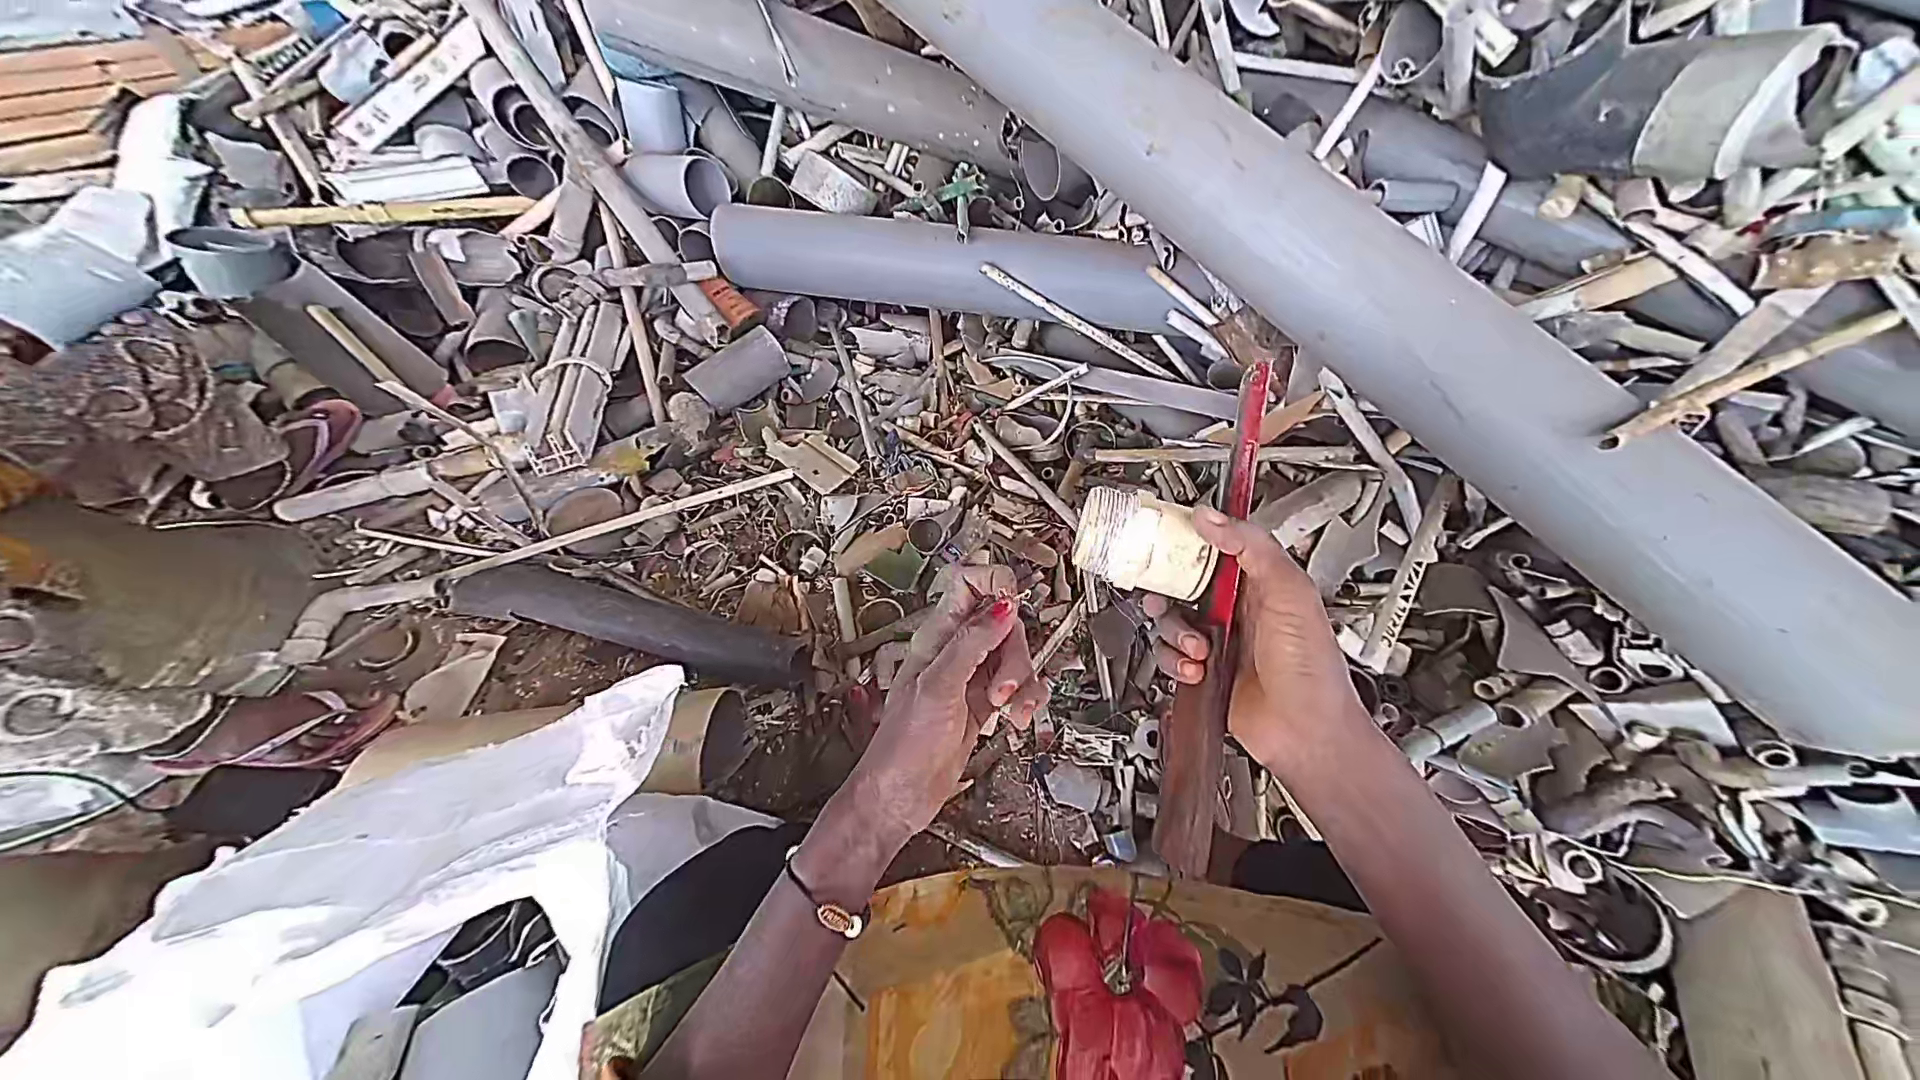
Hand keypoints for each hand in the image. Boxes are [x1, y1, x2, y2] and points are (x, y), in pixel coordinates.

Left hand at [833, 566, 1049, 852]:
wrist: (901, 795)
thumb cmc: (903, 746)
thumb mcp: (938, 687)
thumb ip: (972, 643)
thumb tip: (1001, 607)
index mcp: (937, 636)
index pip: (967, 583)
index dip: (994, 582)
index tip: (1013, 605)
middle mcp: (955, 651)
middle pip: (1003, 624)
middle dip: (1013, 654)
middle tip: (1000, 687)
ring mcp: (971, 676)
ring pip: (1015, 656)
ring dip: (1021, 683)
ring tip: (1004, 708)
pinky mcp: (984, 701)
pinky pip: (1019, 686)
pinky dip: (1026, 699)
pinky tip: (1015, 717)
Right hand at [1143, 506, 1362, 765]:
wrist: (1305, 734)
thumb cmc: (1312, 669)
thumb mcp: (1290, 594)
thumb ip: (1252, 548)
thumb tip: (1210, 517)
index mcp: (1257, 581)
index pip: (1214, 545)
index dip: (1188, 539)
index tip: (1167, 536)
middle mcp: (1233, 607)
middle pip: (1180, 583)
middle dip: (1167, 591)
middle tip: (1165, 595)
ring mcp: (1216, 638)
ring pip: (1169, 620)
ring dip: (1176, 634)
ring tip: (1199, 647)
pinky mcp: (1201, 668)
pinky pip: (1167, 655)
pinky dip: (1174, 662)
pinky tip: (1197, 670)